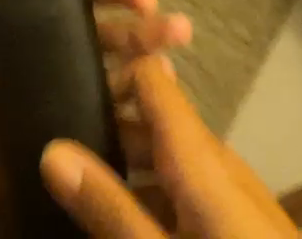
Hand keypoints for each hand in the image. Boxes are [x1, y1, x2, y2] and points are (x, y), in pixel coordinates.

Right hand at [38, 56, 299, 237]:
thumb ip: (107, 206)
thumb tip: (53, 150)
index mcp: (202, 159)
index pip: (151, 79)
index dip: (111, 77)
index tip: (68, 96)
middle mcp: (223, 163)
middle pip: (159, 121)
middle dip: (112, 130)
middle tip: (65, 154)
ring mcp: (241, 194)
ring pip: (176, 158)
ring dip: (134, 167)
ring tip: (91, 193)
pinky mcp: (249, 223)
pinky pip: (195, 189)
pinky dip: (161, 194)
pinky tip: (138, 227)